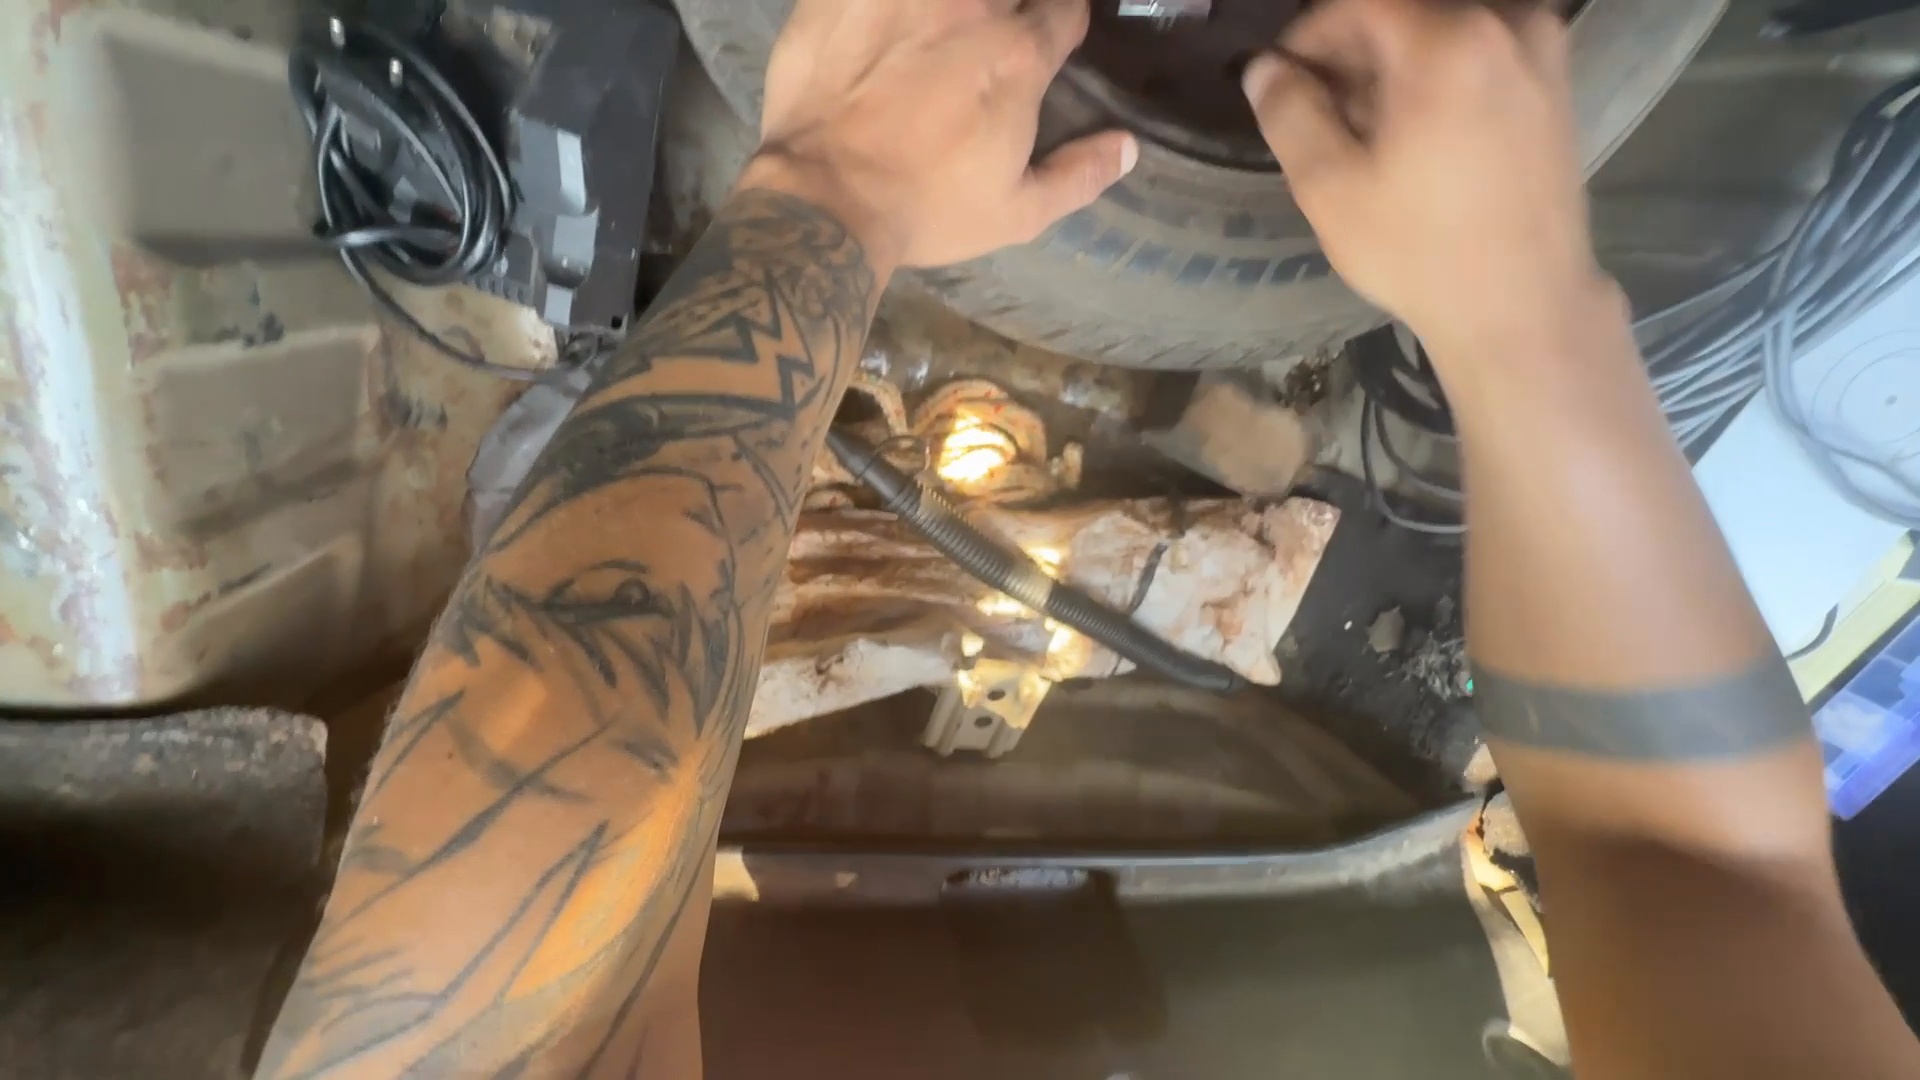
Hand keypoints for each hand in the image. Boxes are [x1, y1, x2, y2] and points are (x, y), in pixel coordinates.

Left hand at [738, 0, 1137, 270]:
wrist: (827, 200)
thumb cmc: (928, 212)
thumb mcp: (1016, 214)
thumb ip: (1078, 176)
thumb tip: (1128, 147)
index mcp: (1019, 55)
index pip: (1065, 11)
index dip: (1061, 26)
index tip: (1048, 44)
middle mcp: (971, 4)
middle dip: (1009, 11)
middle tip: (990, 38)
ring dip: (958, 4)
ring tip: (945, 30)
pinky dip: (891, 4)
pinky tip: (894, 25)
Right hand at [1242, 0, 1610, 354]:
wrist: (1515, 299)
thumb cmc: (1412, 249)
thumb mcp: (1330, 188)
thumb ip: (1290, 116)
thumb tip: (1263, 70)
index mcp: (1446, 42)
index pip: (1359, 1)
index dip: (1308, 34)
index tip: (1279, 79)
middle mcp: (1506, 22)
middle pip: (1405, 11)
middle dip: (1348, 53)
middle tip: (1312, 113)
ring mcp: (1540, 49)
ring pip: (1441, 31)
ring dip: (1388, 68)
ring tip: (1357, 131)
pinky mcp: (1554, 82)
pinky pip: (1476, 54)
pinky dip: (1431, 78)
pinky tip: (1407, 135)